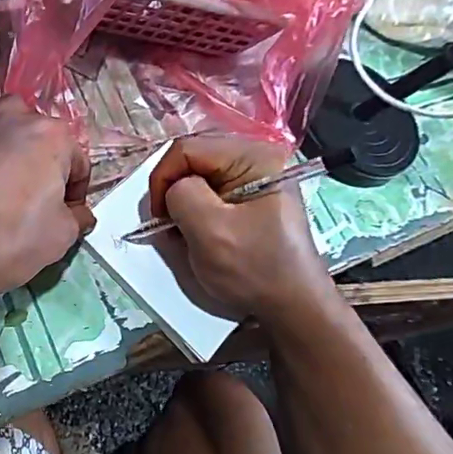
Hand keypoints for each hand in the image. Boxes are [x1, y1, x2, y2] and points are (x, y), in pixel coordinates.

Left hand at [0, 97, 92, 311]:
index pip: (77, 162)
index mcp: (51, 135)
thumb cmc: (8, 239)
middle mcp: (13, 116)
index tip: (65, 217)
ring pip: (4, 133)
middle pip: (40, 139)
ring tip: (3, 190)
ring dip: (10, 154)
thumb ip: (77, 217)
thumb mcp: (60, 237)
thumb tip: (77, 212)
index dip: (75, 193)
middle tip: (35, 202)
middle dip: (43, 166)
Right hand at [149, 137, 333, 325]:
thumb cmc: (254, 269)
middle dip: (173, 189)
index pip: (187, 148)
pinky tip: (200, 232)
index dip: (163, 179)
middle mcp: (258, 156)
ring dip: (184, 202)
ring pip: (200, 176)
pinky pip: (213, 191)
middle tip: (168, 224)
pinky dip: (198, 210)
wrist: (294, 305)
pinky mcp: (254, 196)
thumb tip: (174, 190)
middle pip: (194, 158)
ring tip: (185, 231)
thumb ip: (182, 196)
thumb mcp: (210, 231)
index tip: (159, 216)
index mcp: (254, 155)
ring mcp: (258, 176)